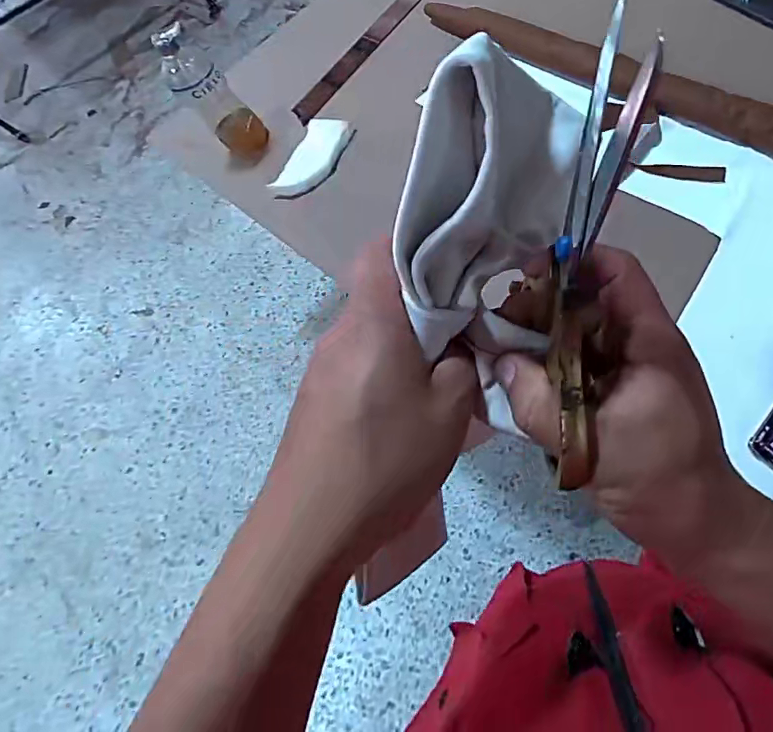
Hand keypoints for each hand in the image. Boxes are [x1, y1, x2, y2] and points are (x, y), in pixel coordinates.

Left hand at [258, 237, 477, 570]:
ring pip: (374, 328)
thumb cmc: (385, 461)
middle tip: (465, 326)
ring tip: (441, 372)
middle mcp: (341, 331)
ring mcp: (323, 364)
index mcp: (372, 320)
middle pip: (382, 291)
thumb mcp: (449, 411)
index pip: (381, 249)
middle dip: (425, 301)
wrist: (308, 529)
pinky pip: (360, 358)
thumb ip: (462, 362)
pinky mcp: (317, 394)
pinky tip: (406, 406)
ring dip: (408, 339)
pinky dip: (387, 366)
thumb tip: (456, 343)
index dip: (417, 244)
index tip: (455, 263)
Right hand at [497, 246, 765, 562]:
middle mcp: (637, 343)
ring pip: (578, 330)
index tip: (530, 274)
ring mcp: (626, 367)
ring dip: (540, 333)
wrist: (698, 525)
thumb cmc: (661, 477)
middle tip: (502, 318)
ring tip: (501, 344)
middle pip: (588, 298)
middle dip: (543, 301)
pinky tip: (518, 372)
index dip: (576, 260)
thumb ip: (540, 404)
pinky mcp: (613, 391)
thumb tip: (499, 363)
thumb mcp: (594, 441)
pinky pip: (576, 360)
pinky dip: (548, 361)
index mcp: (649, 338)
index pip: (618, 271)